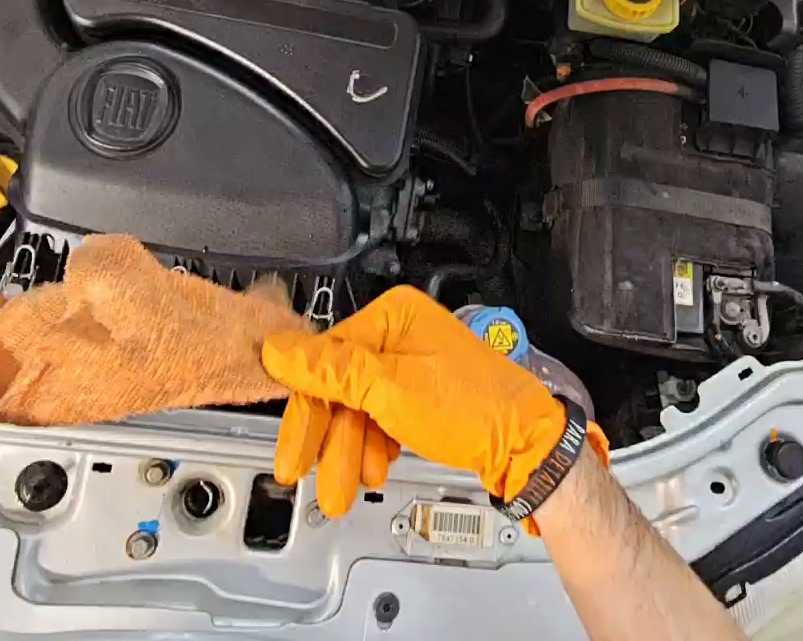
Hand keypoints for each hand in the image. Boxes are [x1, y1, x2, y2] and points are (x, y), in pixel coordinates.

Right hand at [262, 286, 566, 501]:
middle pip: (340, 385)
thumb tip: (279, 349)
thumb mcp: (390, 389)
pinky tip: (376, 467)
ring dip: (349, 449)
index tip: (291, 447)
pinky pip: (380, 417)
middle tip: (307, 473)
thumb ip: (331, 371)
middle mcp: (399, 332)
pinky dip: (373, 445)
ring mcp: (410, 362)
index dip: (306, 406)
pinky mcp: (419, 391)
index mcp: (392, 315)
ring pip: (358, 408)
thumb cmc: (471, 407)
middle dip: (328, 436)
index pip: (326, 357)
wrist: (523, 445)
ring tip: (346, 487)